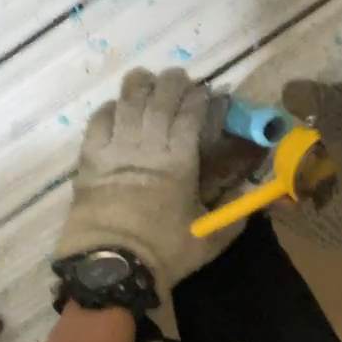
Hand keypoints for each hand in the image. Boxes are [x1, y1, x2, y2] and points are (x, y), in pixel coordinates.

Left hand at [56, 69, 238, 307]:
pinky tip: (114, 107)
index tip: (204, 91)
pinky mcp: (89, 161)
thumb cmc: (163, 252)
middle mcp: (147, 146)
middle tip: (177, 77)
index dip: (198, 97)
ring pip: (126, 104)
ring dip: (137, 86)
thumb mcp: (209, 239)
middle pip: (158, 100)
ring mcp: (115, 150)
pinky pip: (97, 124)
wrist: (110, 265)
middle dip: (170, 83)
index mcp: (179, 161)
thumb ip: (234, 216)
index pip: (190, 114)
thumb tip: (252, 199)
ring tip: (144, 78)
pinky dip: (108, 110)